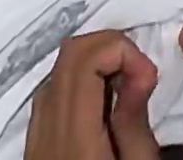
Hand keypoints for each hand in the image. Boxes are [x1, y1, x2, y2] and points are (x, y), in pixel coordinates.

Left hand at [28, 31, 159, 159]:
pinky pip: (55, 86)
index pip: (86, 58)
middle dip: (112, 46)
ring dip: (98, 59)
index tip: (148, 77)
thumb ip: (135, 120)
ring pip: (62, 64)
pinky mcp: (34, 135)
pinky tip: (103, 103)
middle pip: (72, 51)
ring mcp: (34, 128)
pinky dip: (83, 76)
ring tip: (124, 89)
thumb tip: (142, 71)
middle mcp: (45, 123)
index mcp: (72, 133)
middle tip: (138, 75)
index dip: (122, 50)